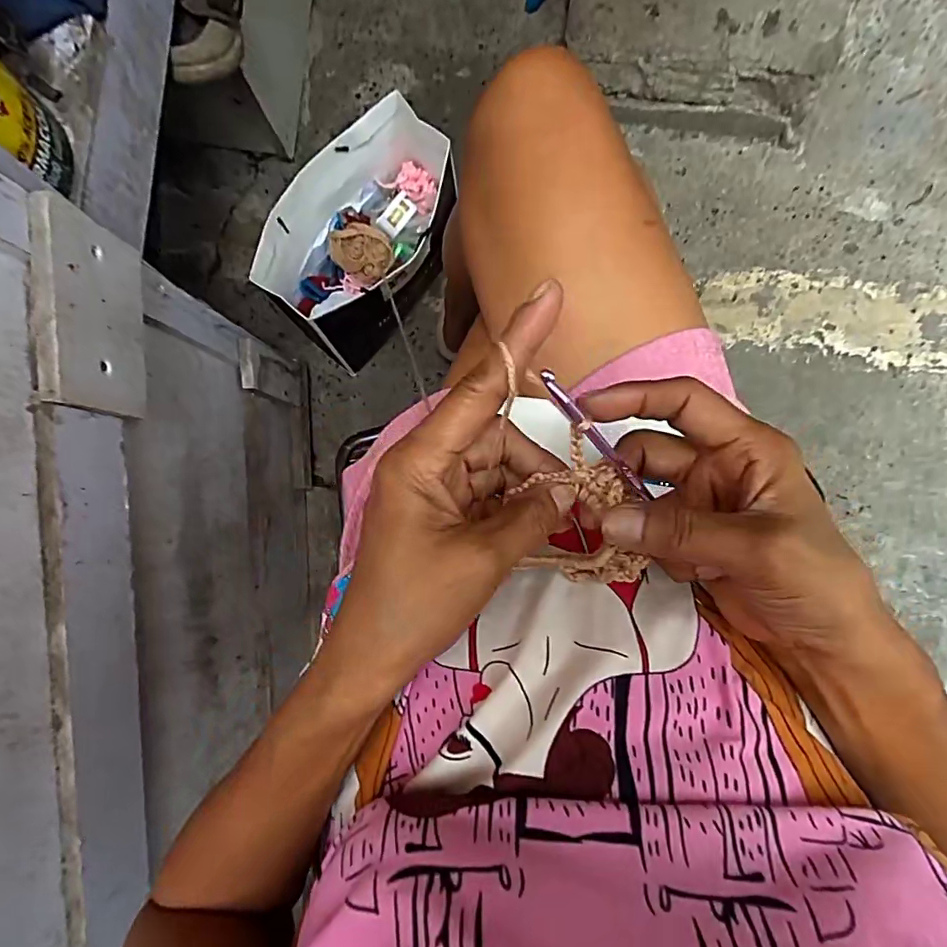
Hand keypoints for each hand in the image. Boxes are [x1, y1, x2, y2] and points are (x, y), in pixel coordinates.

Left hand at [320, 283, 575, 695]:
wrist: (374, 652)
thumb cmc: (417, 606)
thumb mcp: (484, 560)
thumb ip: (531, 514)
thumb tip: (567, 489)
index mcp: (422, 460)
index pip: (478, 390)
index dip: (517, 341)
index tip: (548, 294)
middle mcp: (423, 462)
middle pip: (495, 435)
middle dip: (538, 463)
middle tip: (573, 499)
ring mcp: (429, 486)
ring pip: (495, 465)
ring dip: (528, 489)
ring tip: (553, 524)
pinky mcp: (436, 510)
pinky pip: (485, 491)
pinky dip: (512, 504)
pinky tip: (534, 527)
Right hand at [581, 377, 894, 662]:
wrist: (823, 640)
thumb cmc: (815, 580)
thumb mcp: (755, 548)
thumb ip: (679, 531)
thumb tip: (608, 520)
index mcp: (746, 449)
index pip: (685, 403)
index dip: (635, 397)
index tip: (586, 409)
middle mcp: (718, 469)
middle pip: (648, 451)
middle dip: (616, 475)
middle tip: (589, 509)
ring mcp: (699, 505)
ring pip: (639, 494)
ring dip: (623, 516)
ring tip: (615, 544)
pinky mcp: (686, 540)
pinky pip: (645, 532)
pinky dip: (641, 547)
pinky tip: (678, 573)